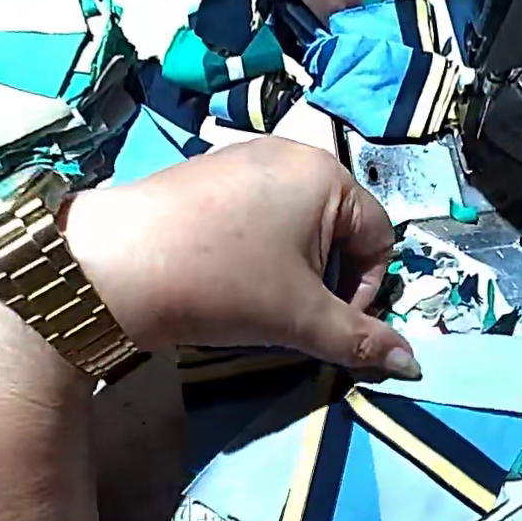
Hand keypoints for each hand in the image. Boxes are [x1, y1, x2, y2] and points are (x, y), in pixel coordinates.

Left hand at [63, 137, 417, 375]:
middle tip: (295, 308)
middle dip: (329, 276)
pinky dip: (266, 245)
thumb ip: (363, 341)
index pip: (380, 238)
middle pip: (343, 228)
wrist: (106, 267)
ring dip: (299, 264)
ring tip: (262, 291)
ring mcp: (248, 156)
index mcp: (327, 176)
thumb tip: (415, 367)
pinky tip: (231, 269)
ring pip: (305, 221)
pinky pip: (266, 210)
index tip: (329, 317)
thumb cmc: (224, 283)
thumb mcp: (302, 317)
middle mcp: (293, 153)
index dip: (365, 287)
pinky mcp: (213, 171)